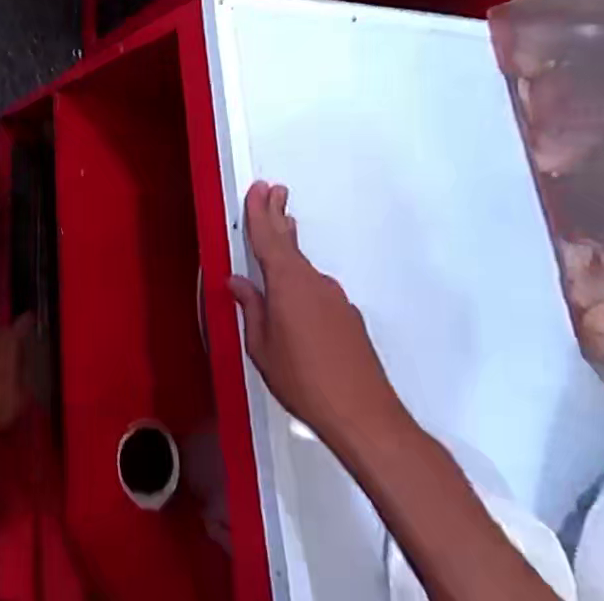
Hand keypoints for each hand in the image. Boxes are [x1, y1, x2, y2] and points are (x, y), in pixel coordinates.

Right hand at [228, 181, 407, 441]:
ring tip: (282, 231)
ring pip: (304, 267)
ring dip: (289, 248)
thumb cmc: (303, 381)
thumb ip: (250, 309)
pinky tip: (295, 293)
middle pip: (290, 243)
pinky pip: (316, 289)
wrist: (364, 416)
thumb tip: (238, 283)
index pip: (268, 238)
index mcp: (287, 284)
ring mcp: (335, 300)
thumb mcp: (261, 346)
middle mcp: (314, 283)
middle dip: (278, 216)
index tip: (260, 188)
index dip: (260, 212)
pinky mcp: (347, 318)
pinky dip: (302, 279)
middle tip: (274, 191)